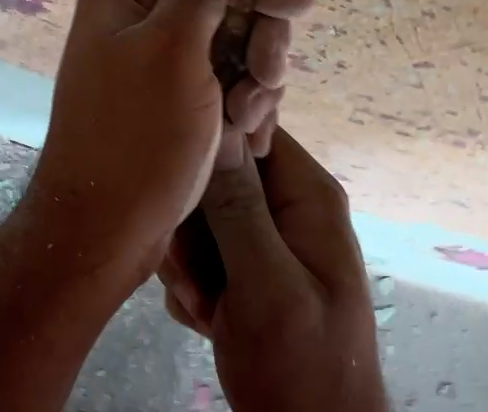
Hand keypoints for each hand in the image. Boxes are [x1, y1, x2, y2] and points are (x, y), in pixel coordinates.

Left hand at [25, 0, 314, 281]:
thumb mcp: (173, 53)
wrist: (103, 232)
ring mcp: (149, 64)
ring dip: (251, 82)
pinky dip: (238, 107)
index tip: (296, 8)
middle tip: (265, 82)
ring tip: (249, 122)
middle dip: (254, 43)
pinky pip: (216, 85)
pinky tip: (247, 137)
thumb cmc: (137, 137)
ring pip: (225, 49)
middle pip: (218, 4)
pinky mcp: (164, 102)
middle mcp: (132, 21)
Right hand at [159, 129, 386, 411]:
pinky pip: (197, 253)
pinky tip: (203, 317)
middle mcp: (286, 208)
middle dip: (190, 223)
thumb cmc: (301, 365)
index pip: (248, 127)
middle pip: (212, 175)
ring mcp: (264, 242)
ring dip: (186, 260)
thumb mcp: (266, 283)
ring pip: (197, 216)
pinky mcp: (244, 273)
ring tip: (201, 302)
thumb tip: (214, 122)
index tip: (181, 184)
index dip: (207, 145)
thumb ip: (238, 205)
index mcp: (306, 194)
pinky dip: (190, 284)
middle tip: (193, 271)